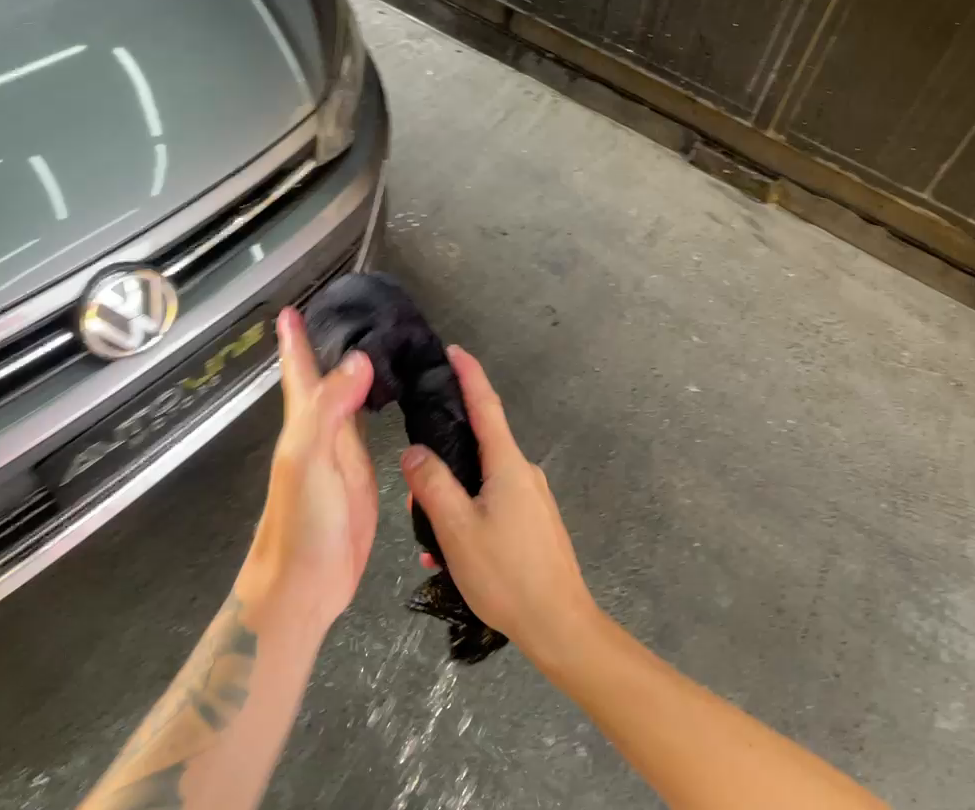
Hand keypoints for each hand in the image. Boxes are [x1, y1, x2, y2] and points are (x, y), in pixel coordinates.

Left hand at [236, 308, 377, 633]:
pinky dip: (377, 405)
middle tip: (356, 312)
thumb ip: (329, 409)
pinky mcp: (364, 474)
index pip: (300, 371)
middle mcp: (323, 431)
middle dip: (333, 344)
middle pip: (327, 378)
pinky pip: (370, 428)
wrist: (305, 587)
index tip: (295, 305)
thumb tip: (360, 358)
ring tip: (378, 342)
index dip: (295, 339)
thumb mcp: (309, 460)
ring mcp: (344, 453)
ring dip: (357, 371)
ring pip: (350, 399)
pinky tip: (392, 396)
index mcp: (305, 423)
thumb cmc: (301, 523)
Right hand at [400, 346, 601, 667]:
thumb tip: (414, 451)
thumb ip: (432, 485)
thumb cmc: (506, 573)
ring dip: (452, 502)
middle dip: (443, 463)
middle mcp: (524, 473)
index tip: (455, 351)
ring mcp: (533, 500)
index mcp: (508, 465)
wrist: (559, 623)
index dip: (470, 375)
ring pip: (482, 485)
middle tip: (415, 496)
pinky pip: (493, 508)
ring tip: (430, 541)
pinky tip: (451, 556)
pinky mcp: (535, 524)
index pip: (486, 405)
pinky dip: (469, 521)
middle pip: (478, 450)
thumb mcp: (457, 530)